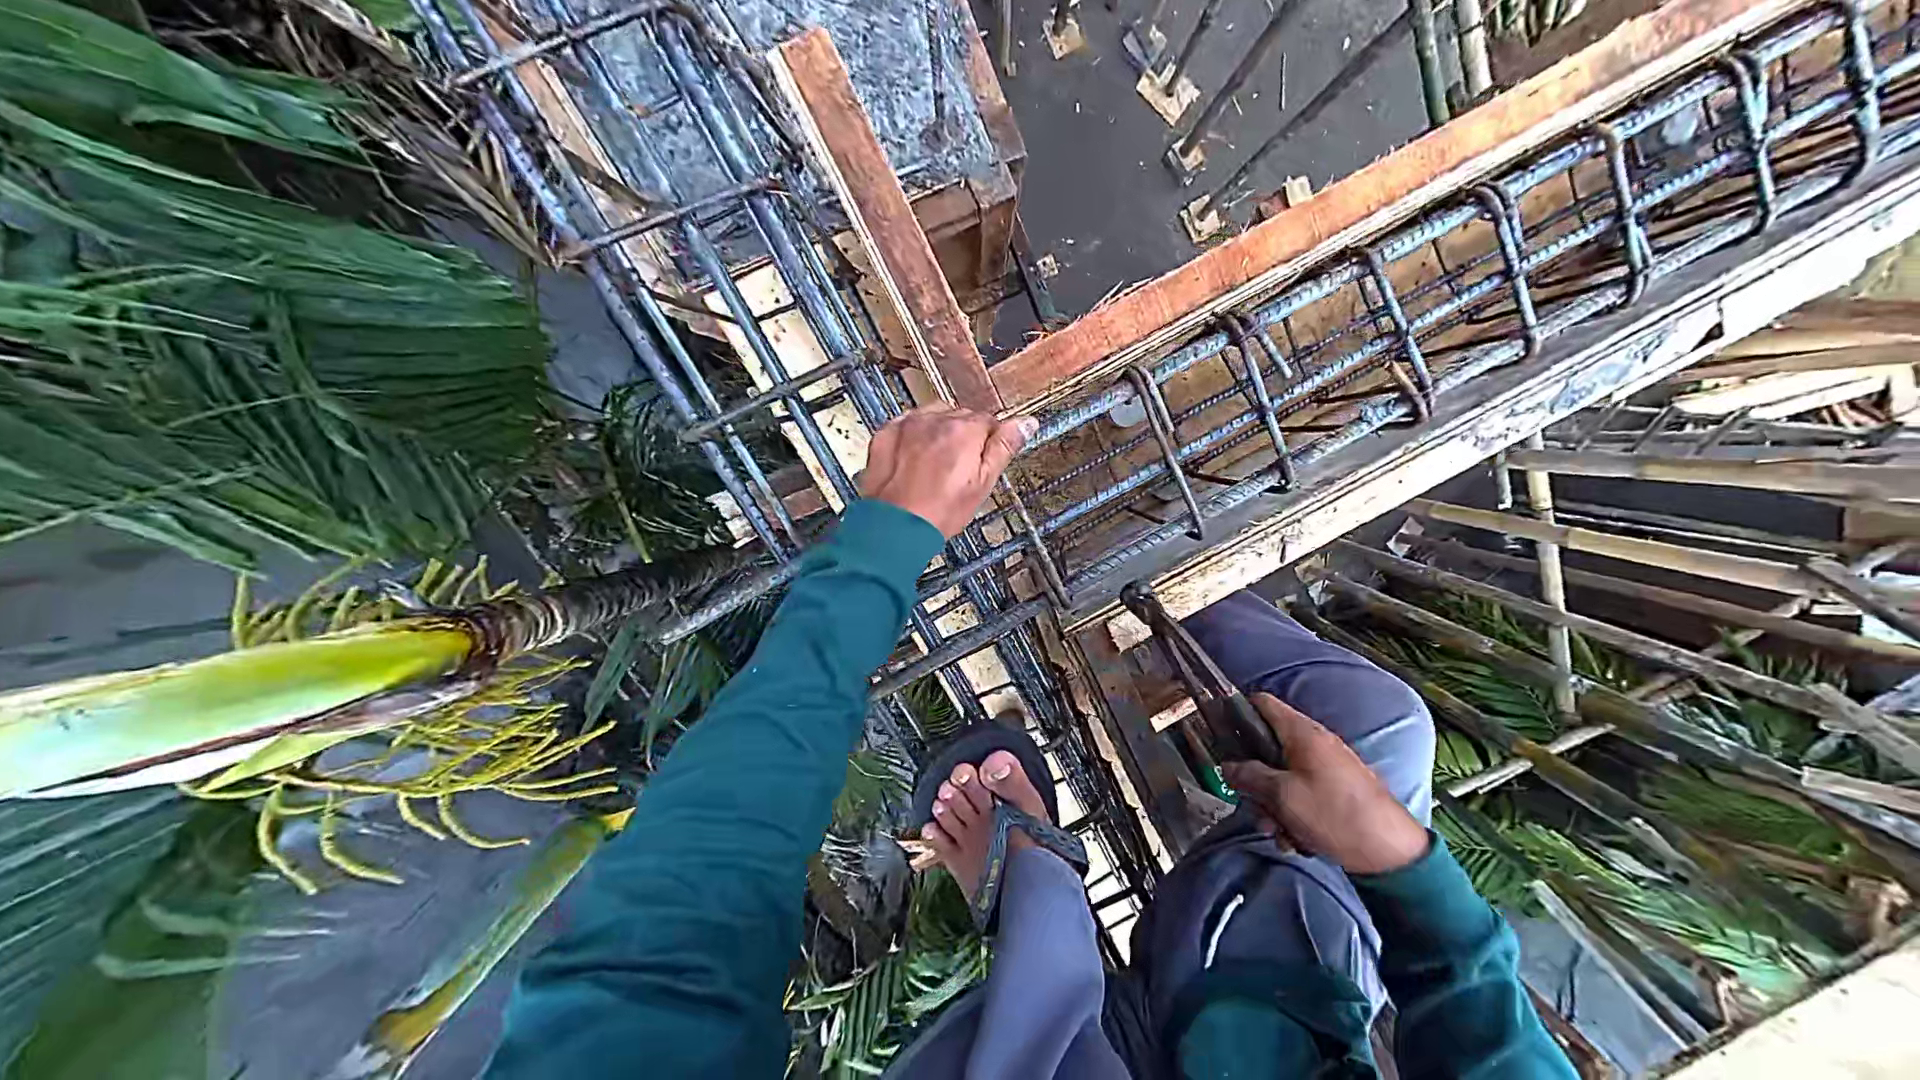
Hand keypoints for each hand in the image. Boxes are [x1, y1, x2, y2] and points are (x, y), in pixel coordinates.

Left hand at [861, 405, 1036, 537]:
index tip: (981, 461)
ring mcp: (908, 425)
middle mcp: (935, 419)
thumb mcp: (983, 483)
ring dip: (937, 433)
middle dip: (963, 437)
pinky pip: (906, 426)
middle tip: (958, 470)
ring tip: (935, 466)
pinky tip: (913, 461)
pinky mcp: (886, 434)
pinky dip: (911, 437)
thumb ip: (1004, 447)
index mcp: (965, 429)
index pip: (988, 421)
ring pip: (932, 418)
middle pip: (960, 417)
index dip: (987, 444)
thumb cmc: (939, 511)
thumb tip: (1025, 423)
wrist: (895, 526)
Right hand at [1220, 693, 1430, 875]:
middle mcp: (1315, 743)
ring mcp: (1327, 767)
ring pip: (1282, 775)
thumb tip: (1229, 766)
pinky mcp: (1337, 790)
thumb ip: (1249, 776)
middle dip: (1255, 778)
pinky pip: (1301, 792)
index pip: (1261, 703)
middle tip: (1253, 802)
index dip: (1237, 712)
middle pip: (1267, 747)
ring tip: (1279, 830)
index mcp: (1302, 733)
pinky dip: (1294, 813)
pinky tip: (1297, 838)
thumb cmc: (1334, 815)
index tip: (1221, 735)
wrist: (1393, 856)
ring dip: (1273, 803)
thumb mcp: (1282, 796)